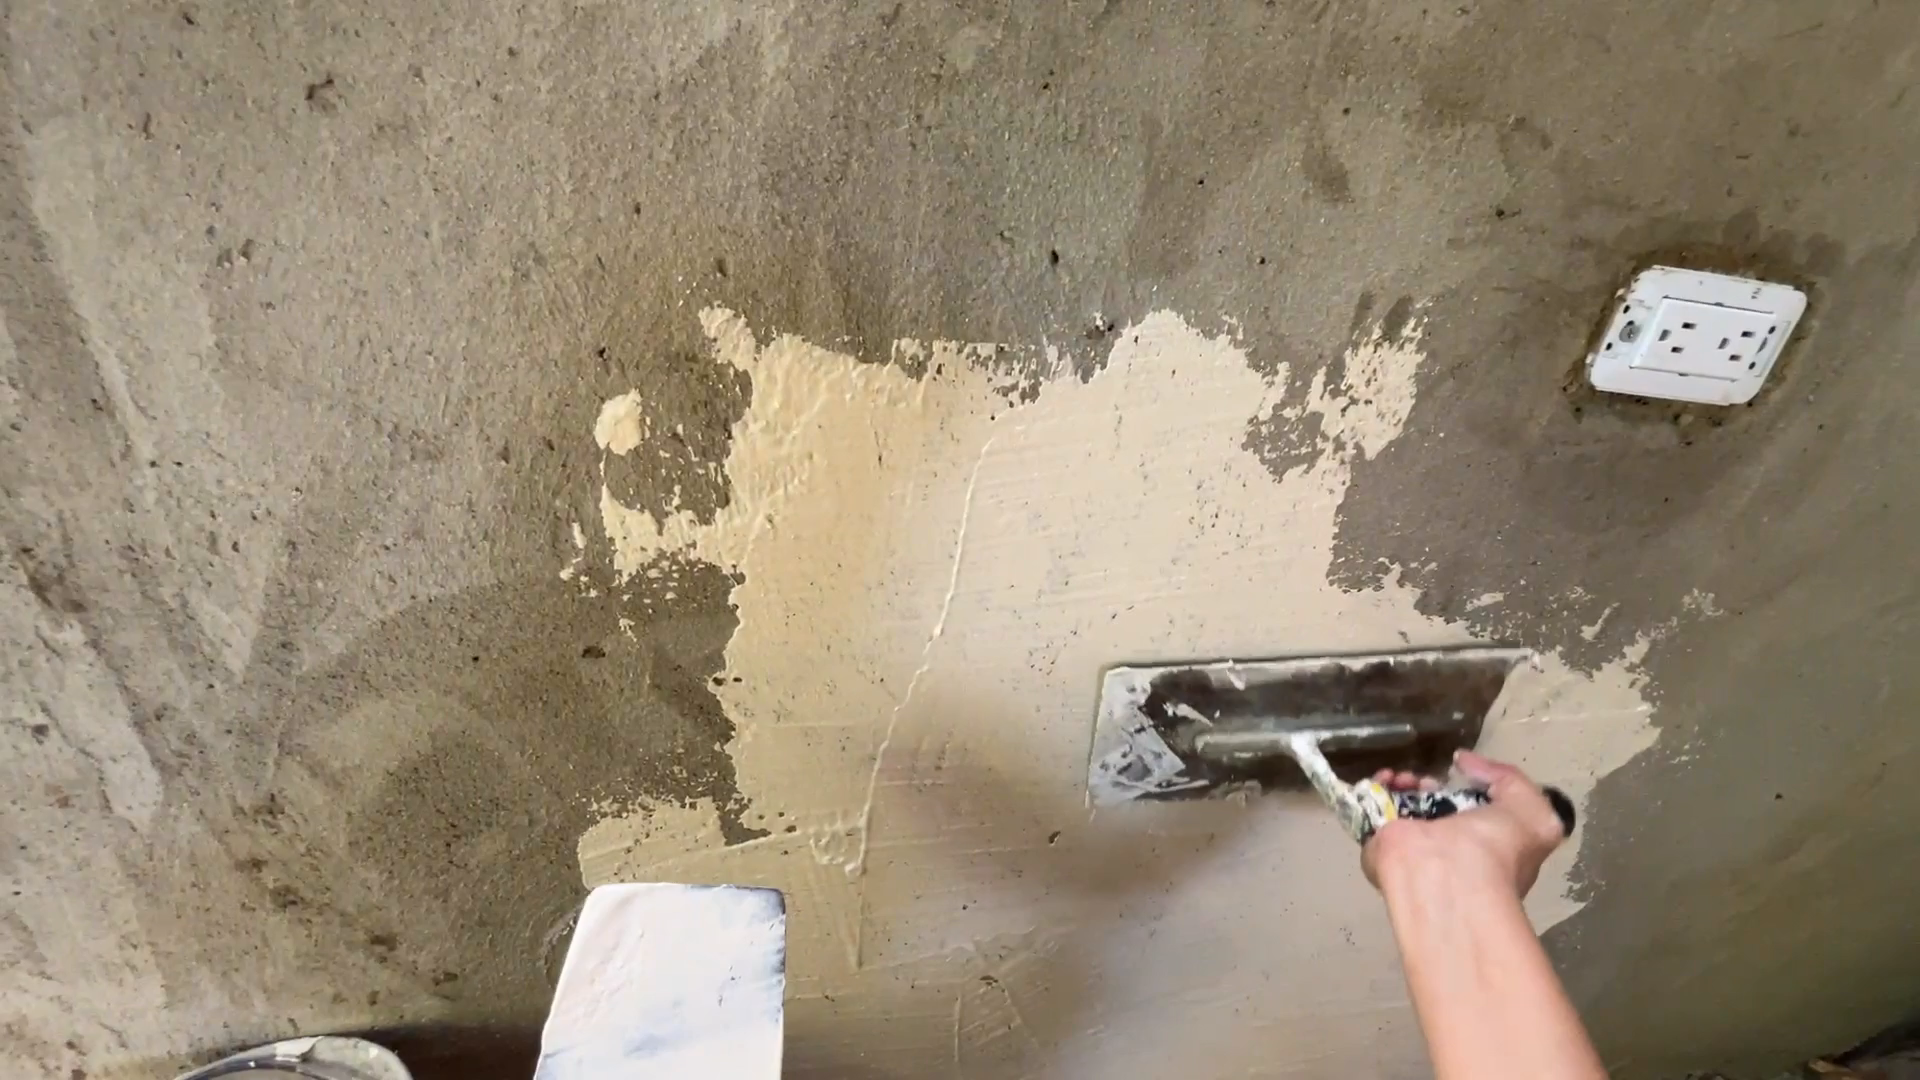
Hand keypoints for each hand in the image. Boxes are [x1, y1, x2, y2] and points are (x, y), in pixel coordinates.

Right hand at [1360, 751, 1568, 898]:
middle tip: (1425, 778)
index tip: (1459, 772)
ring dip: (1402, 782)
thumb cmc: (1495, 850)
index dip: (1467, 788)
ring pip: (1401, 805)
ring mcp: (1411, 847)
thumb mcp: (1532, 812)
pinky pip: (1373, 807)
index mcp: (1487, 847)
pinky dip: (1376, 787)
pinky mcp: (1377, 842)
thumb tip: (1464, 761)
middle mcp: (1448, 849)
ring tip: (1403, 777)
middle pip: (1434, 806)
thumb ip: (1509, 779)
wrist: (1443, 873)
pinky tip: (1385, 778)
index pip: (1474, 814)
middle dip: (1429, 784)